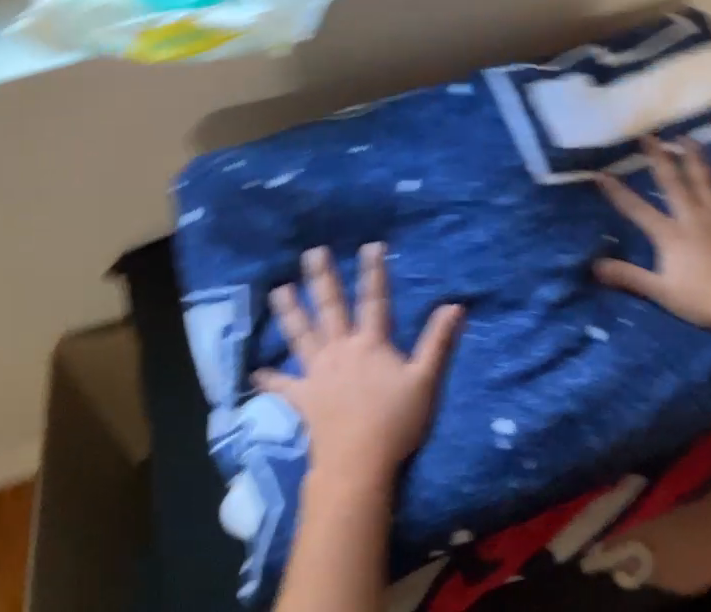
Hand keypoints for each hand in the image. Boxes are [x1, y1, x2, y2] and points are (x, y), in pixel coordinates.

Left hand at [256, 243, 463, 483]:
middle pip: (330, 309)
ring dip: (290, 312)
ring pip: (301, 335)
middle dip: (322, 279)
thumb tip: (455, 305)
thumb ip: (438, 342)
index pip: (375, 300)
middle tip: (312, 253)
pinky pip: (283, 387)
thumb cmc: (396, 422)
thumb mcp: (426, 380)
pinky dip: (269, 379)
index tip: (370, 245)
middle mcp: (341, 351)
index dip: (374, 272)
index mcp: (371, 344)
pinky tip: (256, 372)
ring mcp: (318, 374)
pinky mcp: (304, 399)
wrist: (358, 464)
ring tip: (279, 290)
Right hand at [593, 137, 710, 329]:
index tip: (601, 173)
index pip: (637, 209)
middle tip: (649, 136)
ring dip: (696, 160)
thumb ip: (628, 276)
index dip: (617, 192)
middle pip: (673, 183)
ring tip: (689, 139)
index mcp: (670, 234)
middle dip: (659, 158)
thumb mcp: (660, 291)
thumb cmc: (702, 299)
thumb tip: (594, 266)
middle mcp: (693, 218)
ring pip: (706, 183)